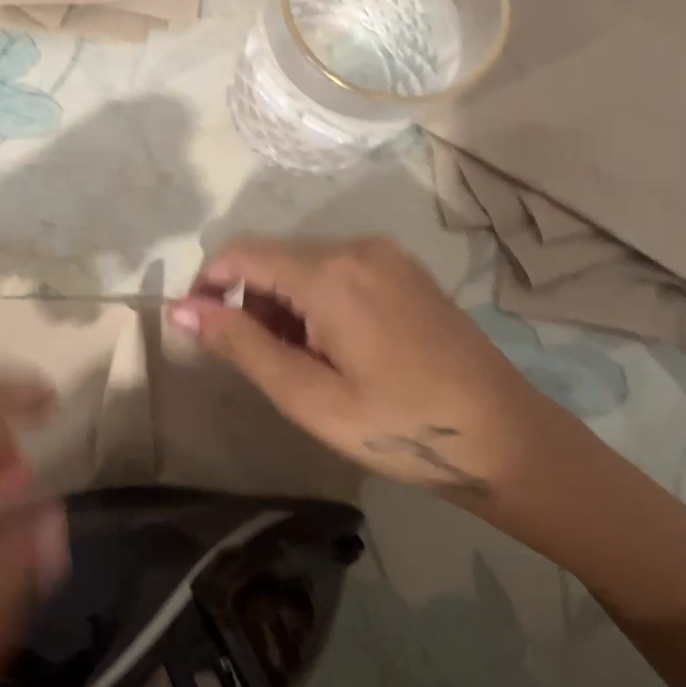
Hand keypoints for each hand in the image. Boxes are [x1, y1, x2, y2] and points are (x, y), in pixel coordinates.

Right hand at [167, 236, 573, 501]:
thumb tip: (180, 309)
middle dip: (249, 303)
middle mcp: (358, 248)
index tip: (199, 332)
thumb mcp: (307, 395)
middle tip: (265, 366)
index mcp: (331, 273)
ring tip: (304, 366)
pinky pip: (337, 272)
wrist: (505, 438)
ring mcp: (387, 257)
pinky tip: (336, 350)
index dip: (206, 285)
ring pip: (302, 265)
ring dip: (282, 307)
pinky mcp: (405, 273)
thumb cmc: (399, 425)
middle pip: (271, 258)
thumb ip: (240, 344)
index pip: (240, 253)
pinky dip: (315, 304)